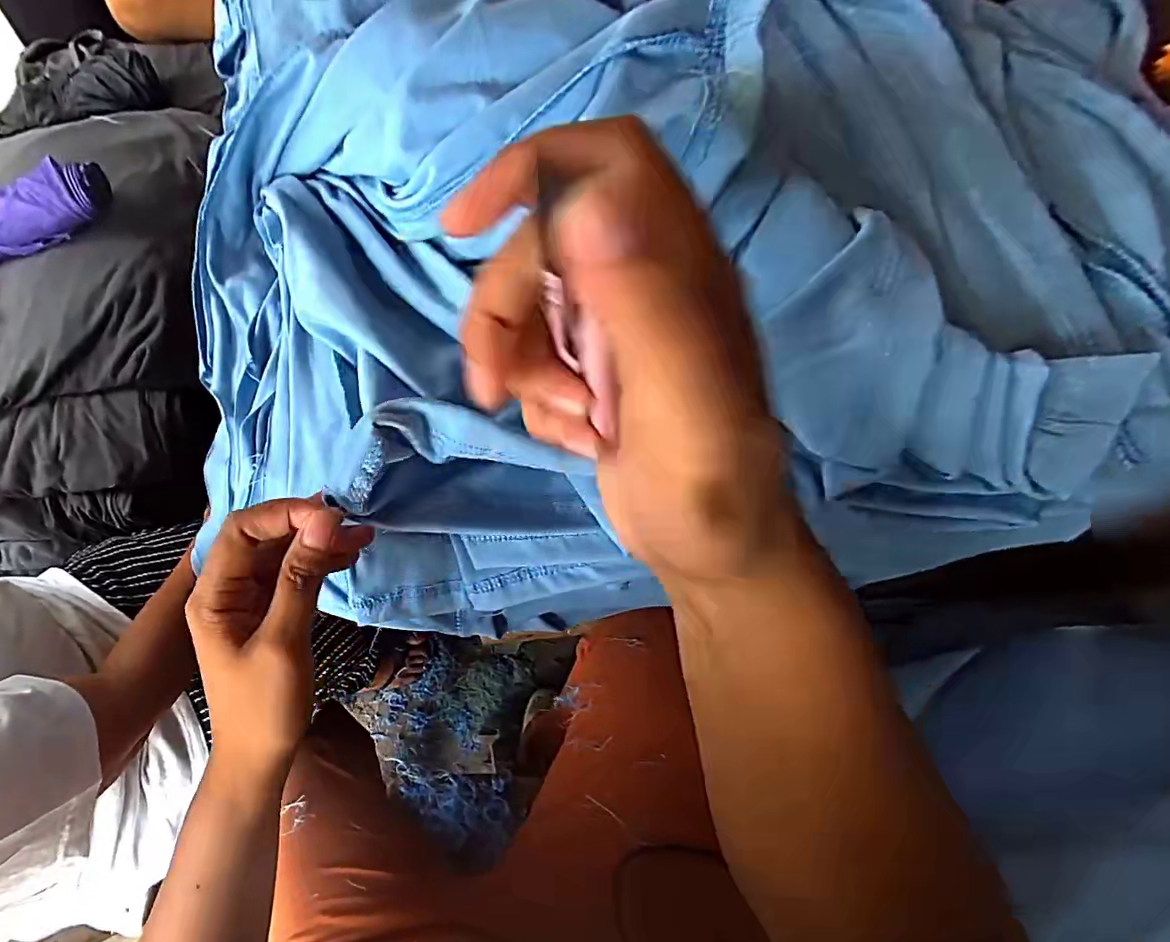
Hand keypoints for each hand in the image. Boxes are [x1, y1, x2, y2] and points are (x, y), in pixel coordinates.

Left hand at [187, 499, 374, 772]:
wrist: (258, 760)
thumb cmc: (263, 709)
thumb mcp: (283, 642)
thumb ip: (300, 580)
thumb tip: (323, 523)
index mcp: (212, 594)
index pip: (240, 531)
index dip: (282, 514)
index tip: (328, 515)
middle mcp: (225, 590)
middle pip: (261, 538)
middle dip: (305, 525)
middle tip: (350, 524)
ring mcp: (247, 601)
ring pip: (281, 555)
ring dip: (317, 543)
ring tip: (360, 537)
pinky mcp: (267, 613)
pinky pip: (291, 576)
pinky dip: (318, 565)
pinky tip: (347, 557)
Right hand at [443, 116, 801, 586]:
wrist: (710, 549)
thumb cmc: (709, 488)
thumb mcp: (684, 404)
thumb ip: (644, 303)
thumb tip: (586, 207)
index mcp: (674, 266)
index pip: (601, 163)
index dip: (527, 172)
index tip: (459, 226)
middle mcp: (640, 281)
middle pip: (531, 252)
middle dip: (499, 320)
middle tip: (494, 388)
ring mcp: (611, 327)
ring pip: (521, 311)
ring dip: (518, 369)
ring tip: (568, 422)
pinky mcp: (589, 368)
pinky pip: (528, 361)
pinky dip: (534, 400)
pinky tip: (579, 436)